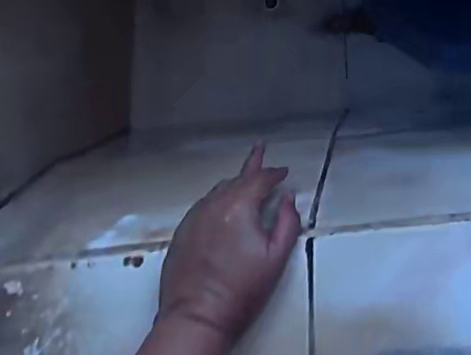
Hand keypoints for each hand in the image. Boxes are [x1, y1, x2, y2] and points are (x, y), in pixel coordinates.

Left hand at [147, 144, 300, 354]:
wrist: (195, 322)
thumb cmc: (239, 292)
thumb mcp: (276, 257)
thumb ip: (288, 222)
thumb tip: (289, 199)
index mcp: (239, 206)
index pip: (261, 178)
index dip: (275, 173)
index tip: (284, 173)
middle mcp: (214, 205)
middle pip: (238, 178)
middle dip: (253, 165)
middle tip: (260, 148)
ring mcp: (194, 218)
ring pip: (219, 190)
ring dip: (234, 183)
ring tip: (244, 179)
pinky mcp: (181, 233)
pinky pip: (203, 206)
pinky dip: (216, 200)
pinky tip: (222, 207)